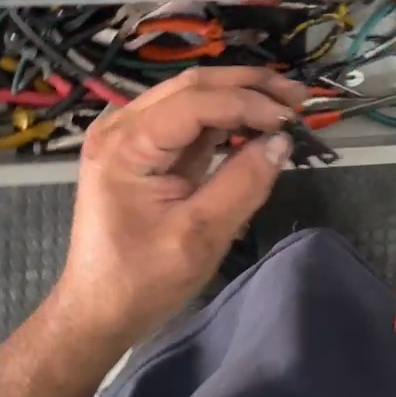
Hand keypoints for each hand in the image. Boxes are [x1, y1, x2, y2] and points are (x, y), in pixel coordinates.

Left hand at [53, 66, 307, 341]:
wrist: (97, 310)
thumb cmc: (142, 280)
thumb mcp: (199, 237)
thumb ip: (242, 184)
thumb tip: (282, 141)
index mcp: (126, 144)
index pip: (195, 101)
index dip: (248, 102)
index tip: (291, 118)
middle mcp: (122, 125)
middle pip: (194, 85)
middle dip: (250, 85)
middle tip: (298, 96)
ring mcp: (131, 132)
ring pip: (194, 94)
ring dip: (241, 95)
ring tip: (286, 104)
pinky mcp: (144, 146)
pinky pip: (191, 117)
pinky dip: (227, 116)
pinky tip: (257, 122)